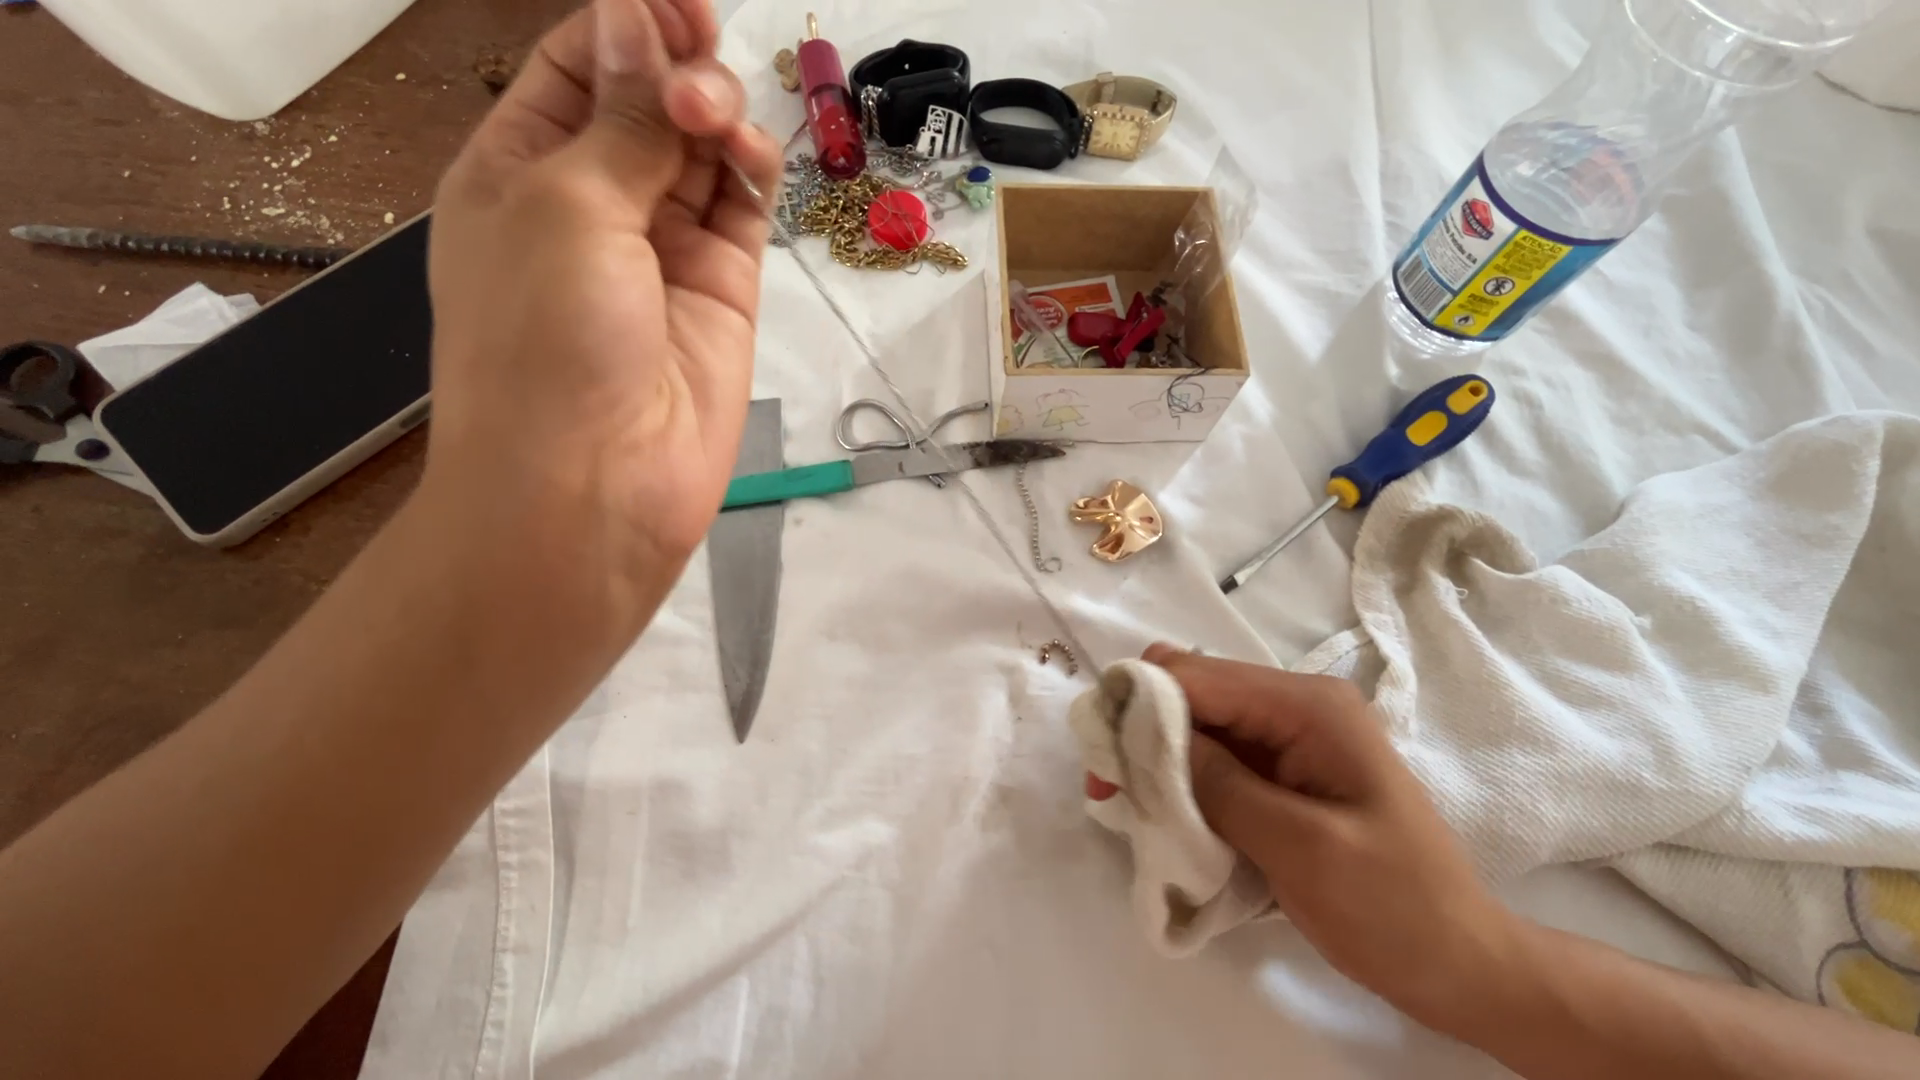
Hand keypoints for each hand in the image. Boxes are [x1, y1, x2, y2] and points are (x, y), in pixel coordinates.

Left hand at [422, 0, 781, 641]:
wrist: (596, 483)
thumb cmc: (544, 338)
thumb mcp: (562, 204)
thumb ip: (618, 115)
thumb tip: (638, 19)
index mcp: (521, 169)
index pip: (580, 66)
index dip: (628, 23)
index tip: (676, 4)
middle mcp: (595, 200)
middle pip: (648, 97)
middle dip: (676, 68)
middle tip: (691, 91)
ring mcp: (664, 246)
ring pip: (705, 148)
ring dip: (716, 113)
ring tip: (714, 124)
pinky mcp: (723, 287)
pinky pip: (742, 206)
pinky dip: (749, 170)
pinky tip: (746, 158)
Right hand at [1144, 644, 1518, 1029]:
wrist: (1462, 963)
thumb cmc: (1392, 906)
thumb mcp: (1301, 847)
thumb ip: (1220, 784)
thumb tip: (1145, 732)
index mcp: (1308, 706)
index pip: (1197, 676)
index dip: (1139, 704)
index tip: (1102, 761)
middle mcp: (1297, 705)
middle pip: (1193, 693)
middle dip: (1143, 731)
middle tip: (1110, 790)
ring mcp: (1292, 738)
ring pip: (1199, 725)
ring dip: (1160, 761)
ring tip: (1133, 808)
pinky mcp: (1285, 772)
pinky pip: (1217, 758)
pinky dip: (1185, 782)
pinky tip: (1171, 816)